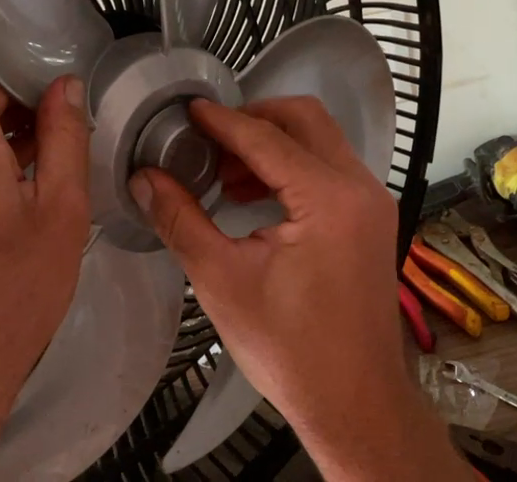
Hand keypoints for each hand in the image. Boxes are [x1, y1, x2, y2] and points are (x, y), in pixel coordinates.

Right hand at [129, 97, 462, 480]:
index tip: (186, 110)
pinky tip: (252, 195)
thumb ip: (180, 220)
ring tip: (223, 174)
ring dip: (271, 144)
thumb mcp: (222, 281)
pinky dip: (291, 166)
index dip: (221, 121)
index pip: (266, 138)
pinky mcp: (371, 220)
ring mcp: (372, 203)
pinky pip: (329, 168)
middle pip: (304, 119)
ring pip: (319, 140)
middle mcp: (359, 188)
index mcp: (328, 199)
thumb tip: (144, 179)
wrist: (356, 406)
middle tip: (208, 140)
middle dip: (253, 120)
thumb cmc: (291, 349)